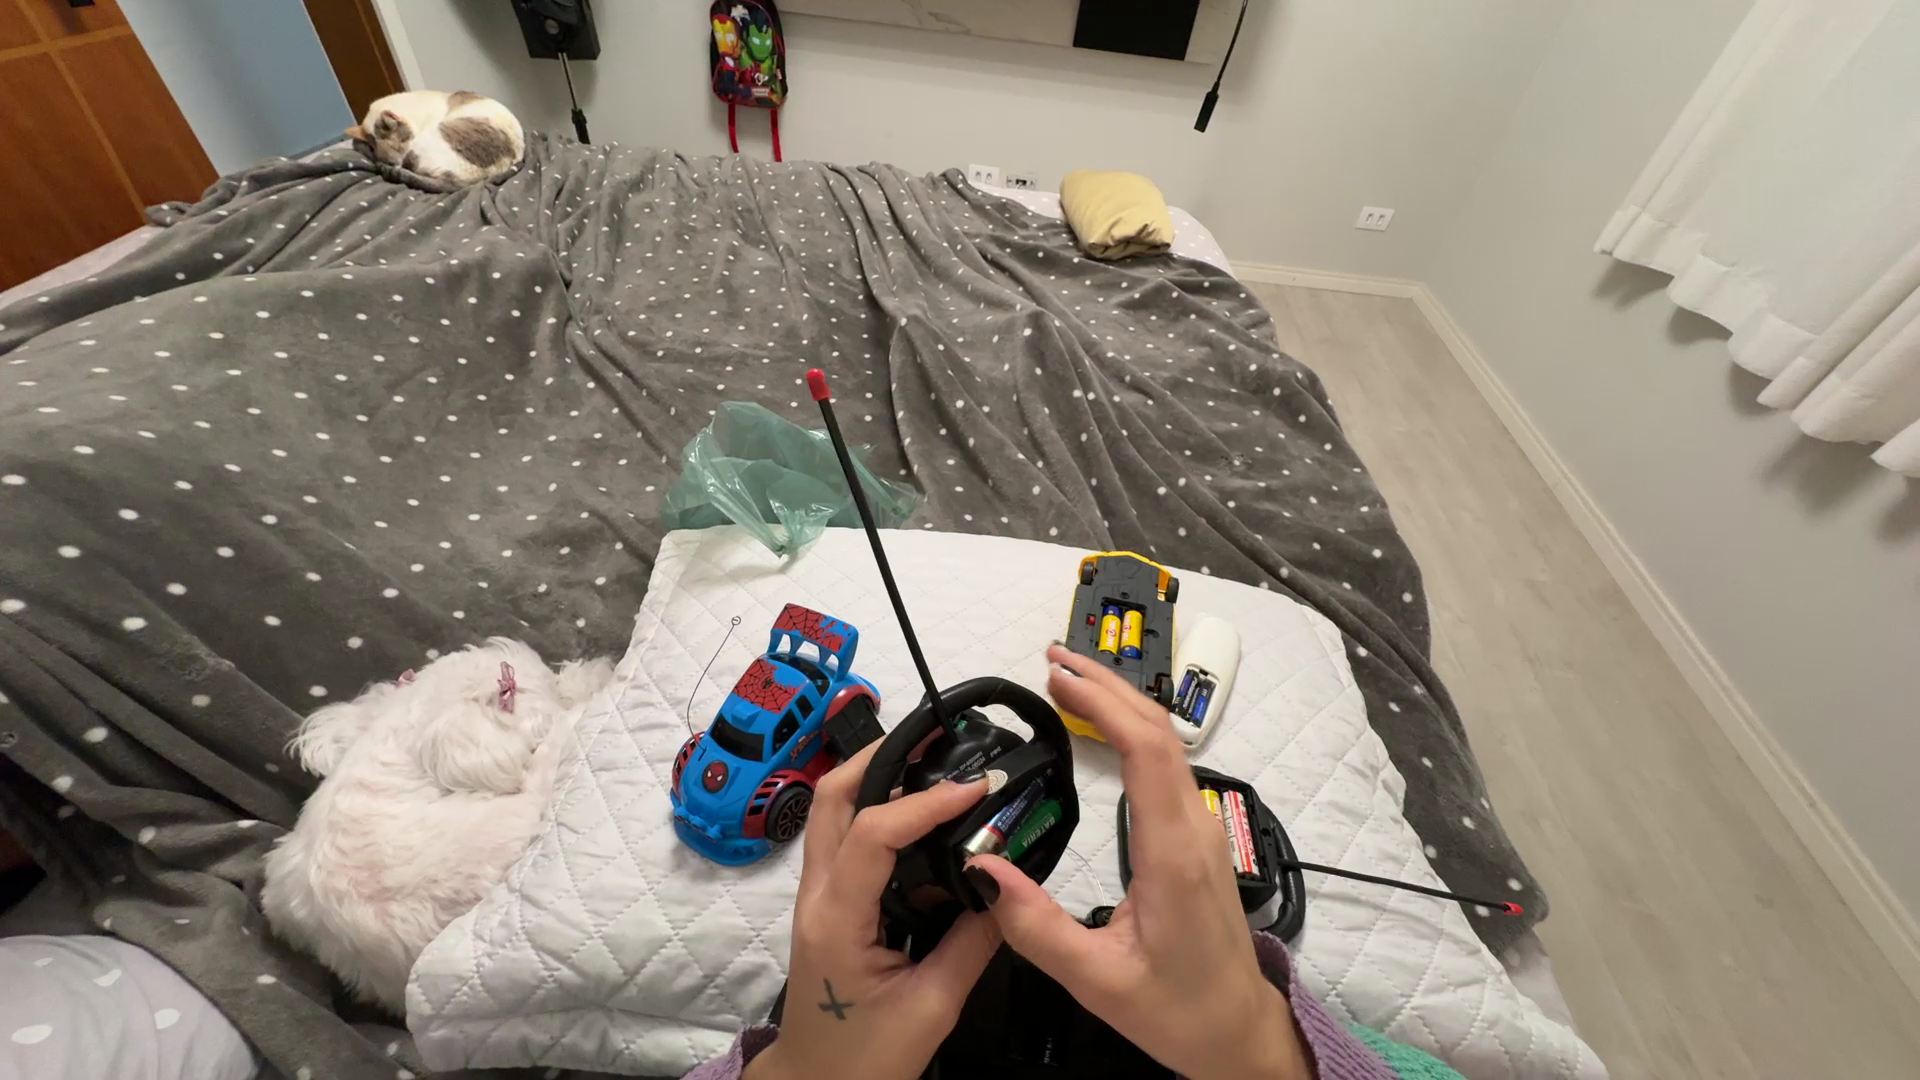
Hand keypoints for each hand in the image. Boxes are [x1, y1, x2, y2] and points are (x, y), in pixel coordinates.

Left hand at [746, 741, 1000, 1079]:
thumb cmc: (866, 1058)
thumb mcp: (932, 1008)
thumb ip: (972, 942)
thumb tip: (1004, 882)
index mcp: (837, 918)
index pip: (873, 833)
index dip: (925, 801)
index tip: (975, 787)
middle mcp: (816, 892)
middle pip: (832, 796)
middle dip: (879, 755)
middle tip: (932, 736)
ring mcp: (815, 891)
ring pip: (831, 808)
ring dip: (874, 773)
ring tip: (928, 758)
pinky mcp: (828, 897)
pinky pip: (844, 833)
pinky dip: (876, 805)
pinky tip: (917, 809)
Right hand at [962, 645, 1311, 1079]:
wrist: (1240, 1030)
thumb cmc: (1178, 1010)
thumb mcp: (1098, 982)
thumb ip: (1036, 928)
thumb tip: (981, 869)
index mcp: (1172, 854)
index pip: (1146, 751)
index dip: (1104, 704)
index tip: (1060, 677)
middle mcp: (1192, 826)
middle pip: (1157, 730)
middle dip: (1106, 684)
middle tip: (1053, 659)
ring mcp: (1198, 824)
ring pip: (1165, 739)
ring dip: (1119, 699)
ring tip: (1069, 677)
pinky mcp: (1192, 830)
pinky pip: (1164, 759)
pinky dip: (1129, 725)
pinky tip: (1101, 721)